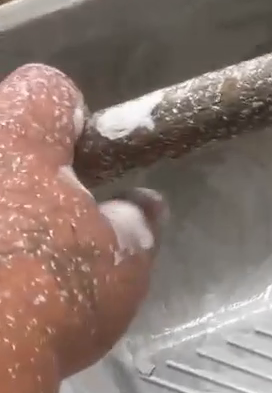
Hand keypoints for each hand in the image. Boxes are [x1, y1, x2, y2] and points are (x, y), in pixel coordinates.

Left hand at [0, 63, 163, 383]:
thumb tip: (137, 202)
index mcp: (16, 147)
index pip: (46, 91)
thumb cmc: (56, 302)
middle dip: (21, 171)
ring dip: (3, 211)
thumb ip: (134, 223)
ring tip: (9, 257)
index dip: (71, 116)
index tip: (87, 154)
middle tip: (43, 218)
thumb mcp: (126, 264)